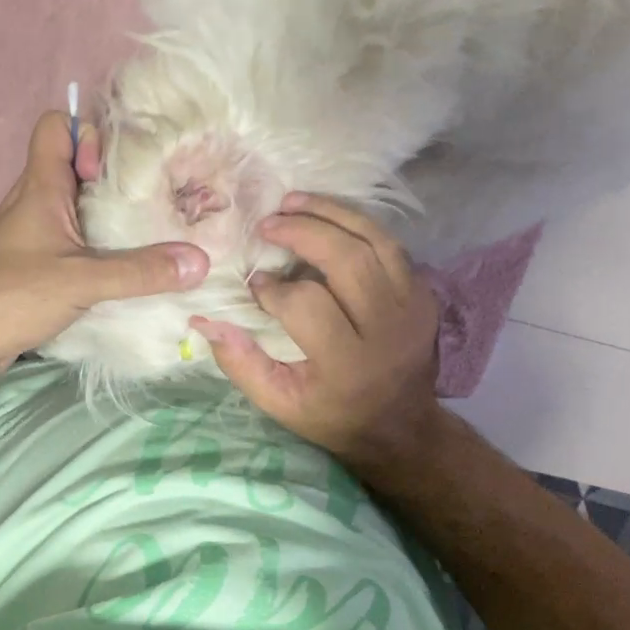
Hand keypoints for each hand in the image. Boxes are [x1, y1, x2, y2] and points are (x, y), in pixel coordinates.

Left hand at [0, 111, 210, 379]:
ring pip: (73, 207)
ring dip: (105, 215)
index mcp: (39, 187)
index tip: (113, 166)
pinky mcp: (30, 265)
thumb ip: (140, 271)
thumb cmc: (11, 296)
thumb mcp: (82, 280)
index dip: (85, 132)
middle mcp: (32, 202)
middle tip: (152, 197)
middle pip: (73, 166)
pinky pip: (68, 240)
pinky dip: (92, 246)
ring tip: (147, 231)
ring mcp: (29, 235)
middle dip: (112, 176)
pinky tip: (119, 269)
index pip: (54, 126)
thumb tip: (200, 261)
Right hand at [189, 194, 440, 462]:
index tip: (254, 286)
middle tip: (267, 224)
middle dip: (303, 232)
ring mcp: (413, 307)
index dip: (274, 289)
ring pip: (374, 240)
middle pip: (348, 259)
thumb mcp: (279, 403)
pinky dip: (356, 225)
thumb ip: (242, 363)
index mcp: (347, 363)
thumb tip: (205, 321)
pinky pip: (390, 245)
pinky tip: (326, 218)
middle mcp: (386, 329)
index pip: (307, 305)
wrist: (401, 427)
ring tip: (294, 202)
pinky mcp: (424, 293)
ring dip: (332, 213)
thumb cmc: (331, 415)